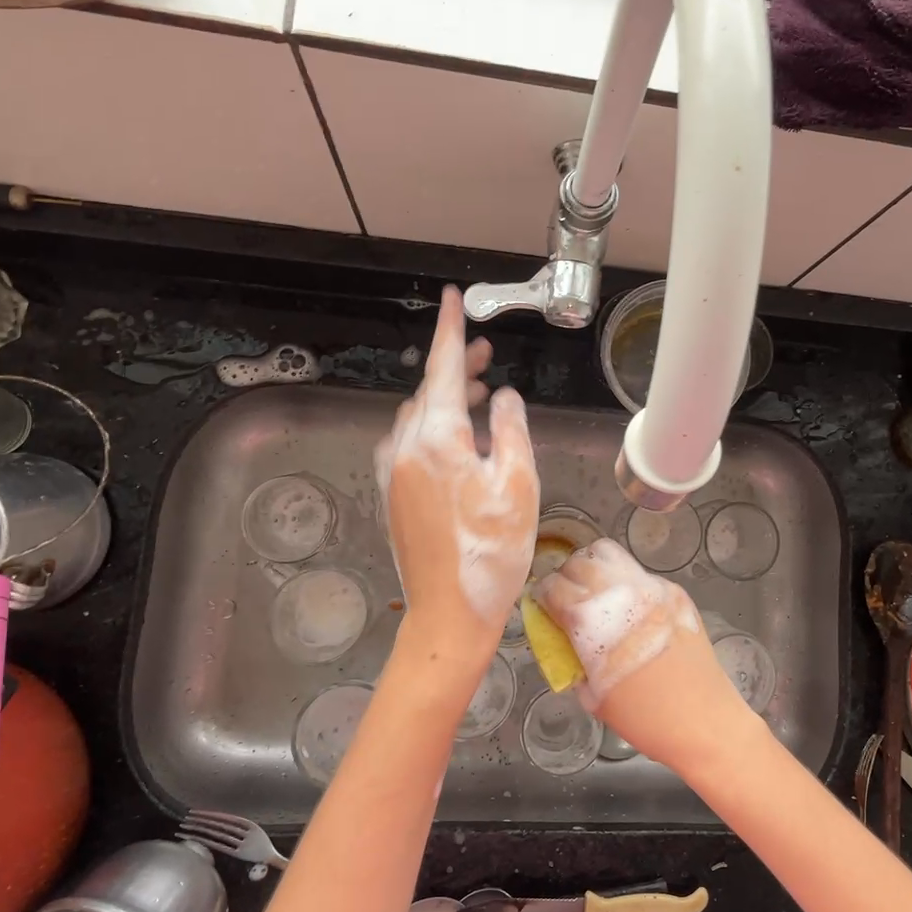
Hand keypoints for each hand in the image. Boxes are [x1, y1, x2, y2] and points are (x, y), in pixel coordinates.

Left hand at [375, 286, 538, 659]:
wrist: (449, 612)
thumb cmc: (492, 549)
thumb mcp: (518, 482)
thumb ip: (510, 428)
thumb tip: (502, 396)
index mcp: (435, 439)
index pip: (443, 368)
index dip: (452, 331)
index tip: (451, 299)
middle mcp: (404, 448)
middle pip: (429, 391)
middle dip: (455, 367)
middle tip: (485, 352)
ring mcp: (393, 473)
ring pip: (418, 417)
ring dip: (446, 398)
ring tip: (478, 392)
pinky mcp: (394, 495)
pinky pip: (411, 443)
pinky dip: (434, 426)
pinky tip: (457, 437)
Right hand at [532, 539, 762, 769]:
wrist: (703, 719)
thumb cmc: (643, 717)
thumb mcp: (592, 694)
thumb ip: (574, 659)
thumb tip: (568, 641)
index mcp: (589, 618)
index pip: (553, 586)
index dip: (545, 595)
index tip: (547, 607)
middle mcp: (618, 591)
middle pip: (579, 562)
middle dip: (569, 578)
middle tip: (571, 599)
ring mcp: (650, 586)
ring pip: (610, 555)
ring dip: (596, 570)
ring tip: (599, 595)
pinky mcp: (674, 591)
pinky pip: (641, 575)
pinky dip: (628, 584)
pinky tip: (634, 612)